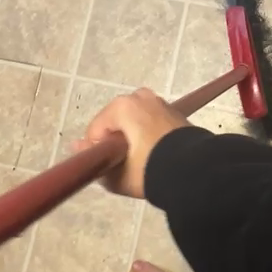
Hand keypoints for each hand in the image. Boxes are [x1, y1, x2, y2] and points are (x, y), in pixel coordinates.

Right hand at [70, 87, 191, 198]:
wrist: (194, 171)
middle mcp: (140, 97)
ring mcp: (159, 102)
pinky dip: (148, 136)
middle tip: (124, 166)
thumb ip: (93, 160)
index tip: (108, 168)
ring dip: (133, 138)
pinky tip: (154, 155)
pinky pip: (151, 123)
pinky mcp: (174, 112)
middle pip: (116, 122)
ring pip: (134, 122)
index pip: (97, 129)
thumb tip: (77, 147)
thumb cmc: (149, 170)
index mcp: (123, 105)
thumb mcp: (116, 175)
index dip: (98, 151)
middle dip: (116, 142)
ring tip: (140, 163)